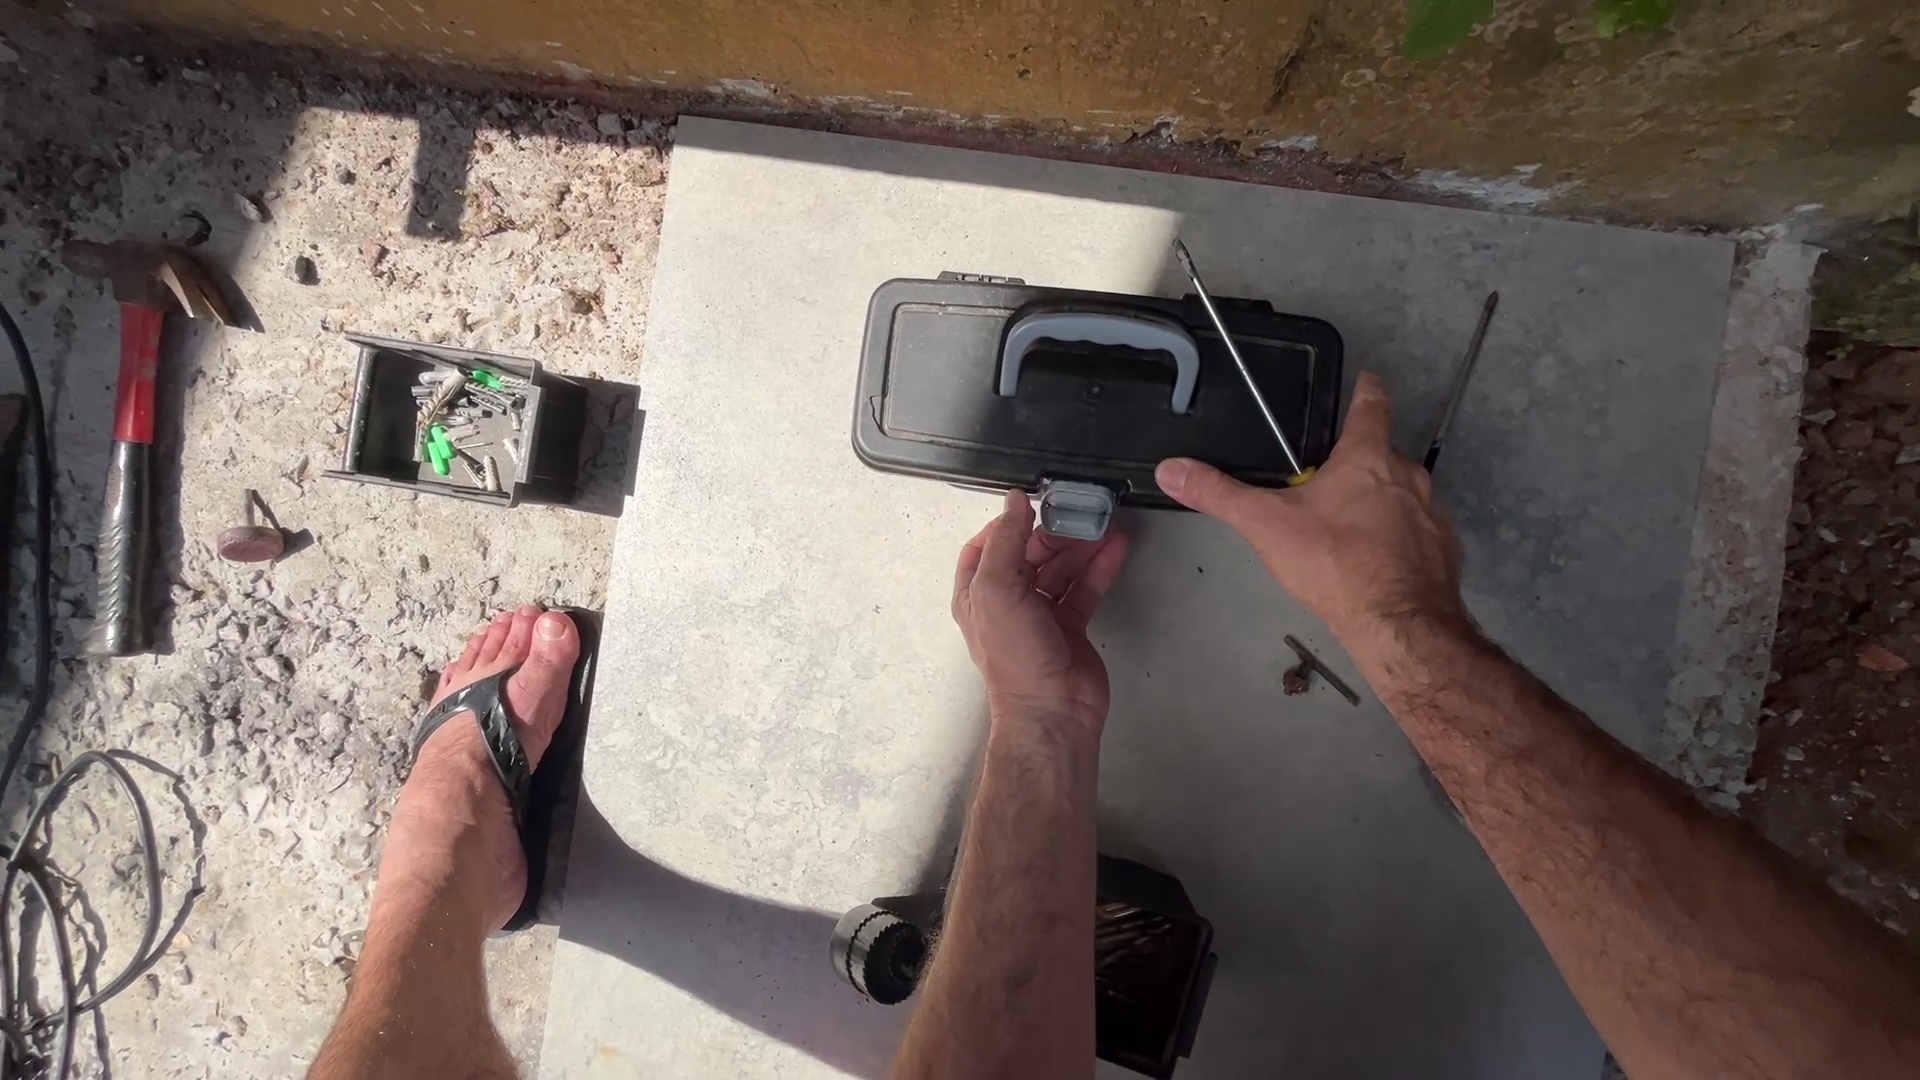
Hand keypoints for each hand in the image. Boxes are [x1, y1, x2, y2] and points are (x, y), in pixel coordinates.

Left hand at [951, 490, 1131, 730]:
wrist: (1052, 711)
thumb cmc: (1016, 656)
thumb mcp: (998, 589)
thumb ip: (1006, 541)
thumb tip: (1013, 500)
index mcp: (977, 594)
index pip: (985, 546)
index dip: (1005, 524)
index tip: (1031, 506)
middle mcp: (1006, 602)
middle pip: (1028, 554)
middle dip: (1053, 533)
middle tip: (1078, 514)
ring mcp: (1039, 614)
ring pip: (1060, 569)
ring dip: (1081, 547)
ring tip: (1104, 524)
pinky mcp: (1070, 625)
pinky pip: (1085, 588)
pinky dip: (1099, 567)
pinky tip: (1115, 548)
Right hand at [1154, 371, 1465, 638]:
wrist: (1396, 621)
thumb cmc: (1332, 561)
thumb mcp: (1264, 524)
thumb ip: (1217, 494)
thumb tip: (1169, 468)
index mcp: (1366, 458)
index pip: (1371, 406)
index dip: (1366, 388)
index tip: (1367, 377)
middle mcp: (1407, 476)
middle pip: (1382, 454)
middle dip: (1357, 462)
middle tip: (1326, 481)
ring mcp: (1431, 512)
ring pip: (1400, 494)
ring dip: (1378, 500)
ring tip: (1346, 527)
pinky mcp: (1444, 548)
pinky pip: (1417, 531)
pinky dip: (1398, 537)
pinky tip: (1376, 560)